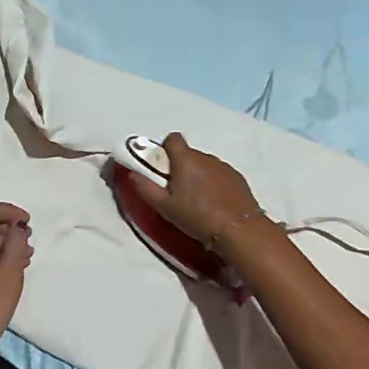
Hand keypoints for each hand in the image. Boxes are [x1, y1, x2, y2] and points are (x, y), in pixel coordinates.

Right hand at [126, 133, 263, 245]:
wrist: (238, 229)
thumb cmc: (196, 216)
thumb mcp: (165, 207)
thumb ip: (145, 188)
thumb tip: (131, 173)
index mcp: (185, 160)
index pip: (173, 139)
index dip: (165, 149)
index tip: (162, 168)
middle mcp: (205, 157)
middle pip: (188, 154)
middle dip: (181, 166)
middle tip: (177, 190)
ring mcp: (224, 166)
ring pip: (205, 164)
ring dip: (198, 175)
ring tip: (198, 200)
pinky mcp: (238, 177)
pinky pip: (220, 174)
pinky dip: (214, 182)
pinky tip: (215, 202)